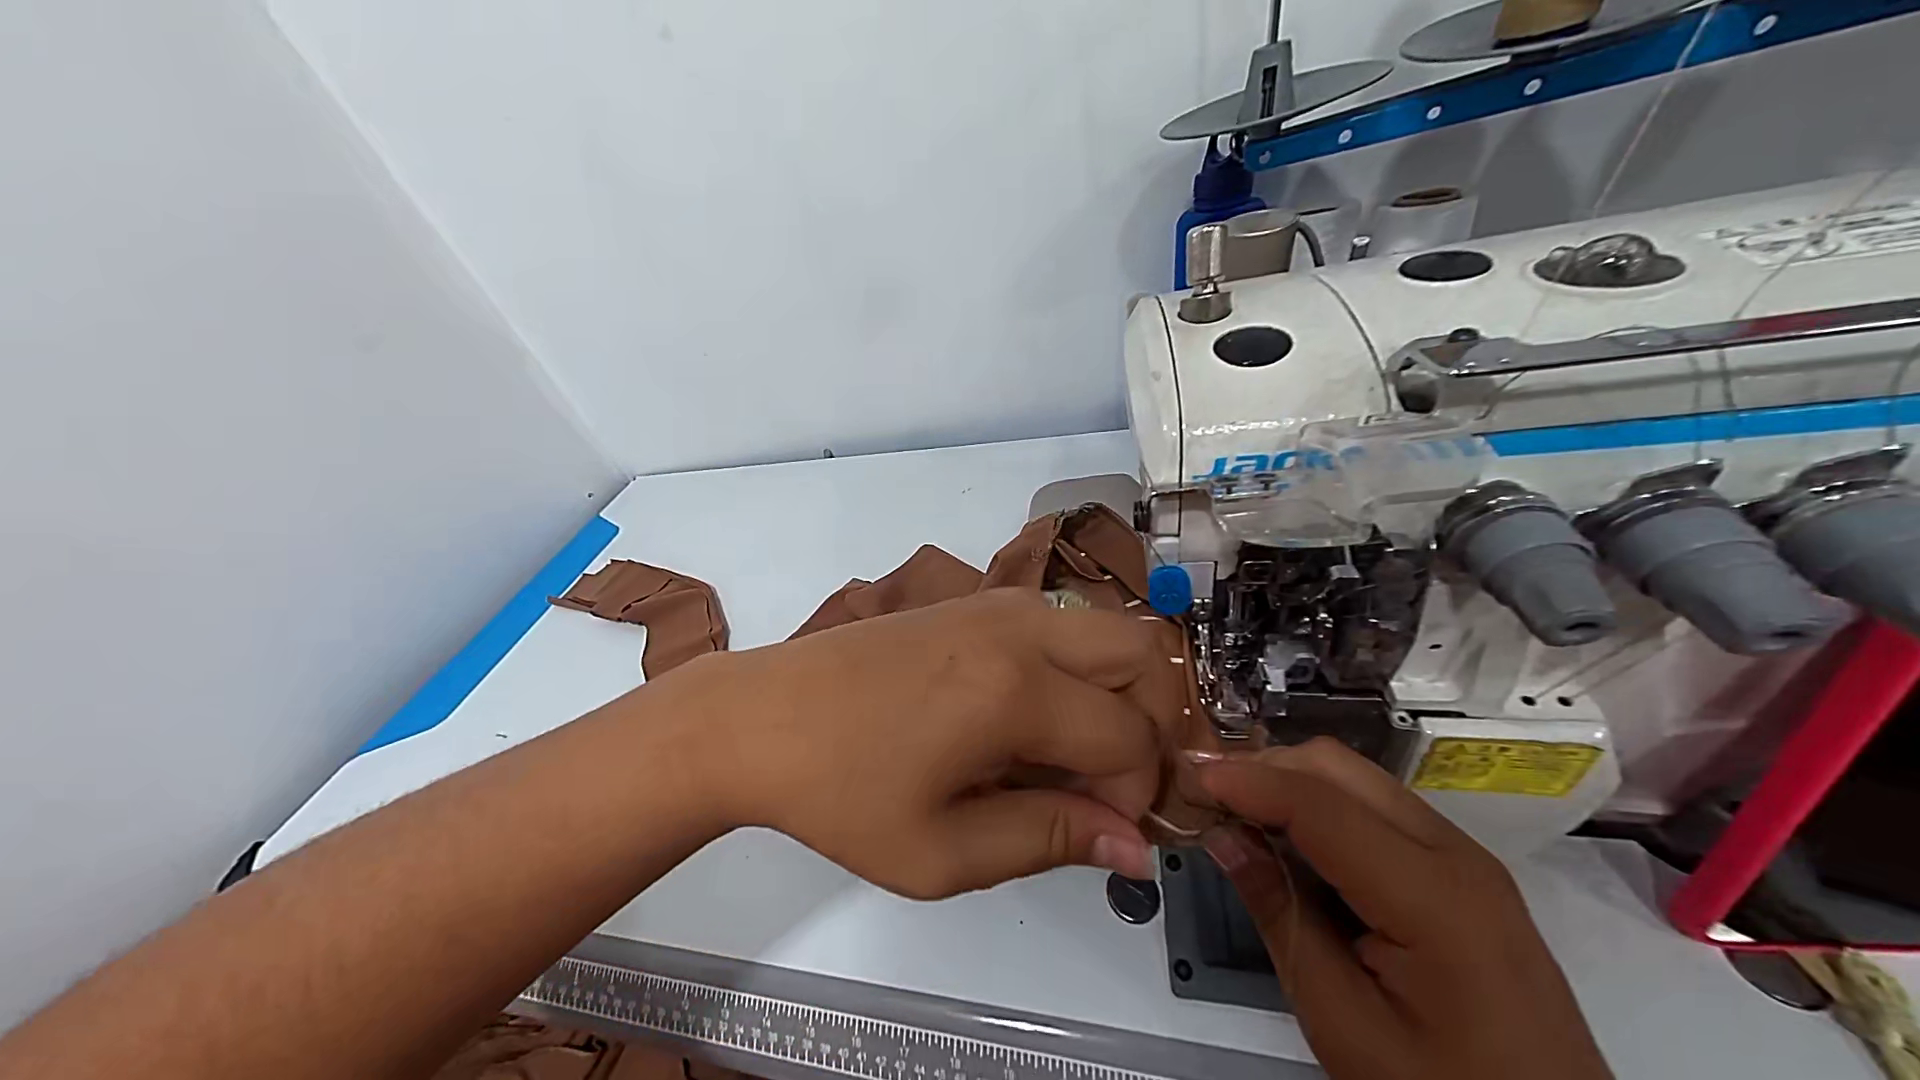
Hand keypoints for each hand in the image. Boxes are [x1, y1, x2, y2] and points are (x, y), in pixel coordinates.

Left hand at [659, 589, 1176, 898]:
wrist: (760, 718)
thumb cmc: (840, 795)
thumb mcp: (940, 852)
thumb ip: (1048, 840)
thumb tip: (1133, 847)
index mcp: (1015, 690)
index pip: (1130, 736)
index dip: (1133, 794)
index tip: (1097, 830)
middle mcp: (1020, 628)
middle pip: (1144, 655)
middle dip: (1148, 722)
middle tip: (1102, 779)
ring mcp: (996, 603)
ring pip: (1108, 628)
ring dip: (1114, 689)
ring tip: (1064, 750)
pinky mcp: (974, 601)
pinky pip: (1061, 622)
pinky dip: (1076, 666)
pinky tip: (1025, 715)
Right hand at [1193, 739, 1612, 1079]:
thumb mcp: (1344, 1021)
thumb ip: (1281, 916)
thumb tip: (1223, 837)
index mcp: (1435, 896)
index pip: (1320, 806)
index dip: (1247, 782)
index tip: (1187, 777)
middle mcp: (1454, 852)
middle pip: (1337, 768)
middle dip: (1263, 768)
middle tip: (1205, 795)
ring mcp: (1461, 854)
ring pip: (1352, 775)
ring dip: (1287, 780)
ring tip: (1234, 812)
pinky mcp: (1457, 866)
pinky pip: (1371, 803)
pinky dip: (1316, 802)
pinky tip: (1284, 835)